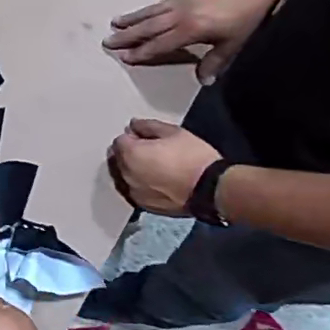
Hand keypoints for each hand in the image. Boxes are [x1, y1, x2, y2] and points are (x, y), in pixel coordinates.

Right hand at [103, 0, 282, 80]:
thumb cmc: (251, 15)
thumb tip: (201, 80)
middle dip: (127, 36)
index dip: (142, 52)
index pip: (160, 44)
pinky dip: (146, 10)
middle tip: (107, 42)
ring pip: (151, 13)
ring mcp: (182, 1)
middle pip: (149, 28)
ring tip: (114, 25)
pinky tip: (140, 13)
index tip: (125, 58)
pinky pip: (160, 4)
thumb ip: (215, 62)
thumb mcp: (235, 43)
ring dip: (132, 20)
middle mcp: (181, 15)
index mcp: (191, 29)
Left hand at [108, 119, 222, 215]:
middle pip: (118, 159)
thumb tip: (134, 125)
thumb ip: (148, 126)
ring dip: (133, 170)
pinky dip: (140, 184)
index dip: (132, 137)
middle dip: (129, 153)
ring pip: (124, 176)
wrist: (211, 190)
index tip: (146, 138)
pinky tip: (157, 182)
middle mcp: (126, 174)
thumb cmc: (194, 157)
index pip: (119, 141)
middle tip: (151, 151)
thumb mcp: (174, 133)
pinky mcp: (143, 205)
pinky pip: (134, 190)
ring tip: (154, 167)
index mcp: (131, 154)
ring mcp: (133, 192)